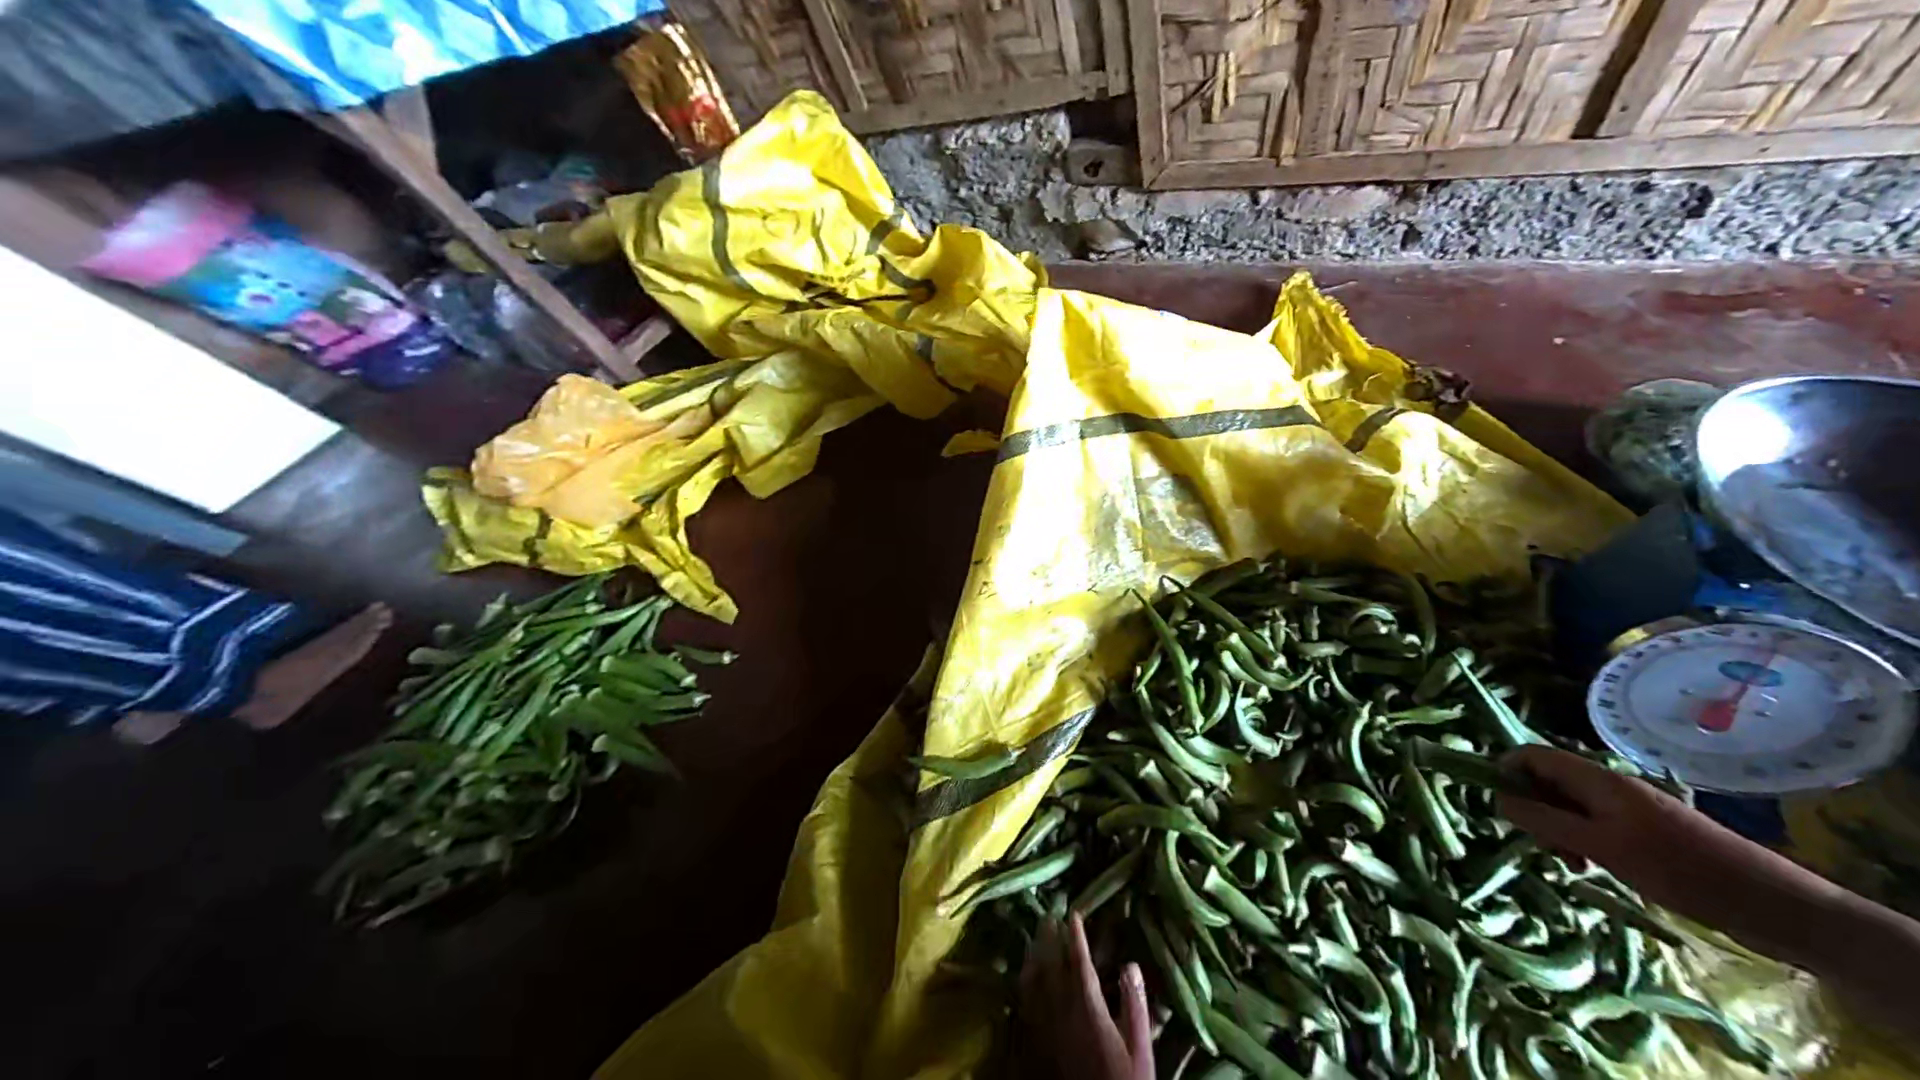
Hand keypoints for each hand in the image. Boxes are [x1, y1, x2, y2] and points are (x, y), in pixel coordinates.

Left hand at [1017, 912, 1153, 1079]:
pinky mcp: (1032, 1037)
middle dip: (1050, 936)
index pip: (1079, 961)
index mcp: (1087, 1006)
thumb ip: (1134, 1005)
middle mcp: (1060, 1008)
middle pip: (1051, 963)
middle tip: (1050, 913)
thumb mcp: (1139, 1049)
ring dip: (1034, 952)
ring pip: (1034, 977)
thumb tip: (1130, 965)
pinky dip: (1025, 977)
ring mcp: (1043, 1022)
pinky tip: (1025, 972)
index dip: (1076, 935)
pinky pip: (1024, 998)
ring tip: (1035, 935)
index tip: (1073, 913)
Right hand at [1495, 745, 1745, 916]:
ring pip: (1569, 806)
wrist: (1775, 905)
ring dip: (1556, 829)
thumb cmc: (1681, 870)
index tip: (1497, 805)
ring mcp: (1628, 810)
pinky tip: (1592, 867)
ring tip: (1569, 862)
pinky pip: (1593, 826)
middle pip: (1548, 780)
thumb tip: (1497, 799)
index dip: (1506, 771)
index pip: (1532, 755)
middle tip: (1539, 844)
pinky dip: (1580, 842)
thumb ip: (1546, 821)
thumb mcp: (1602, 846)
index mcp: (1598, 779)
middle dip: (1532, 807)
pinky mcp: (1644, 834)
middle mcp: (1609, 786)